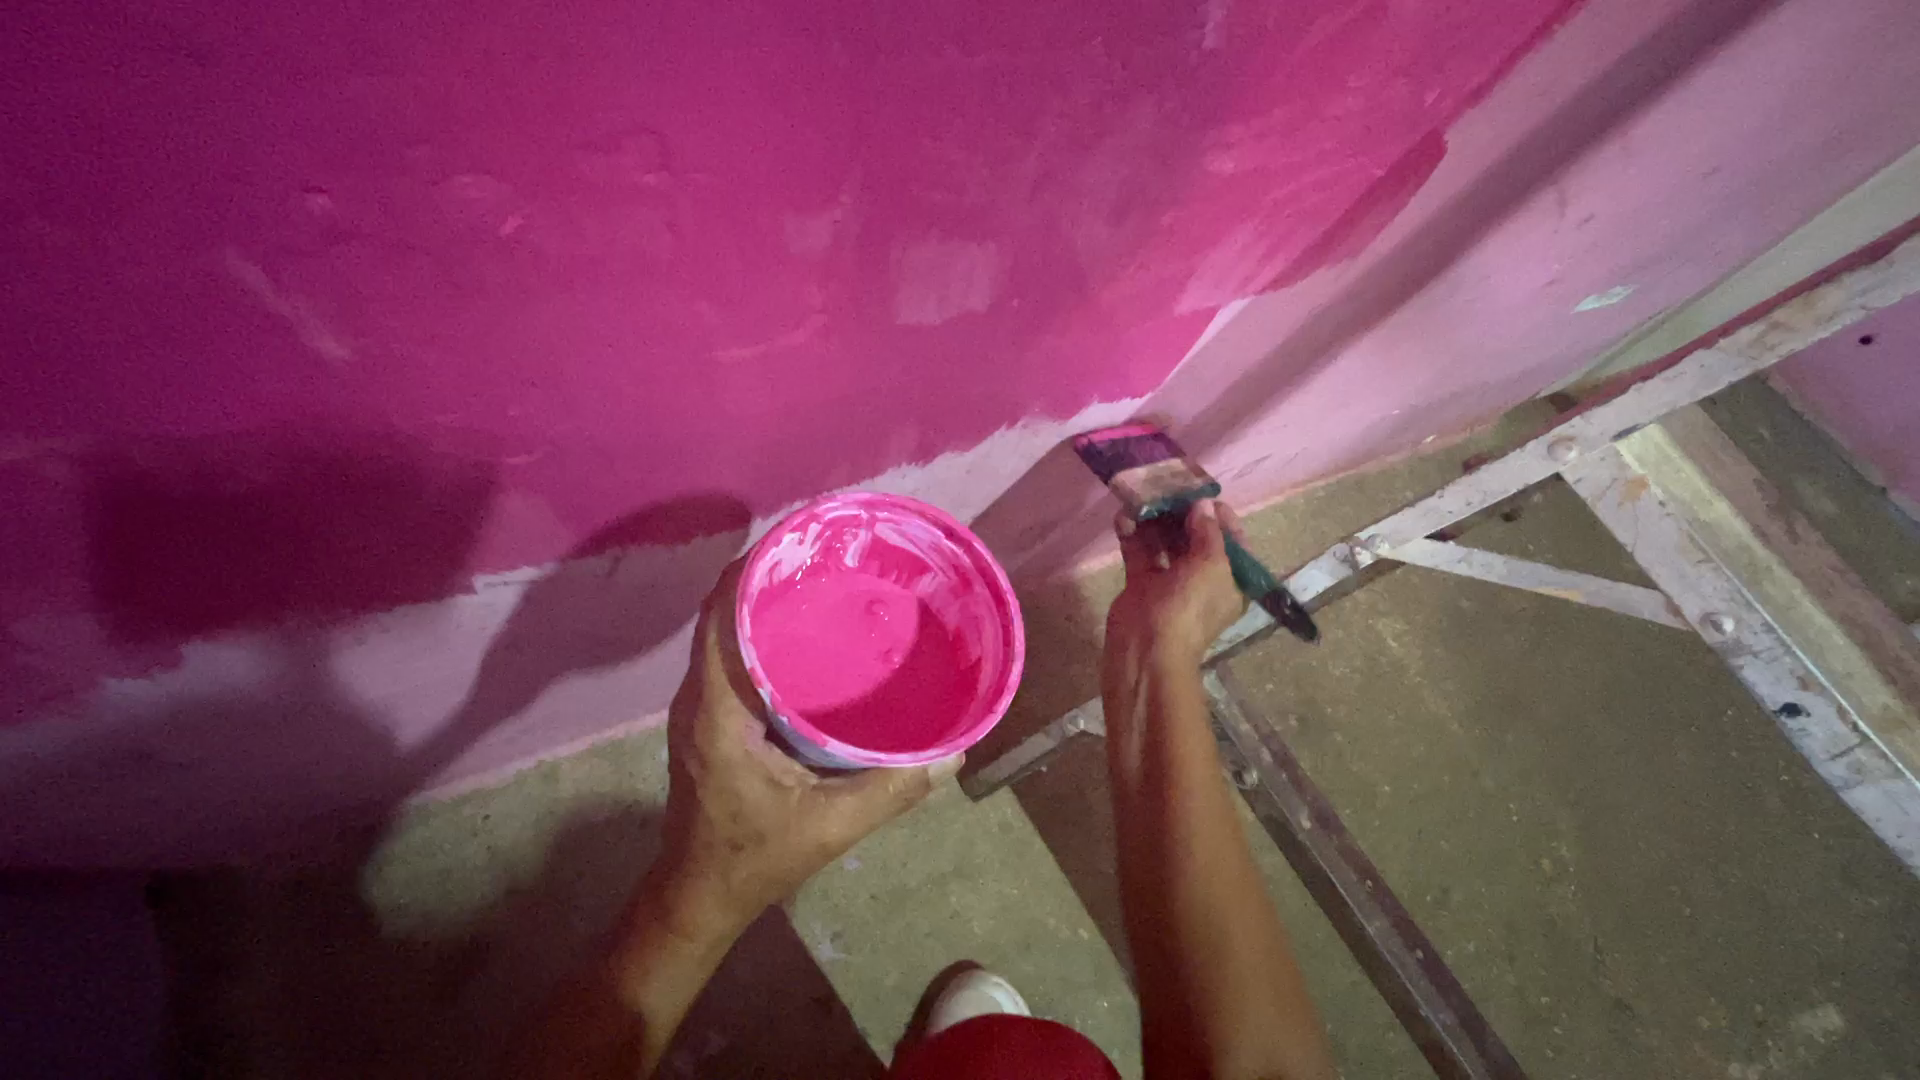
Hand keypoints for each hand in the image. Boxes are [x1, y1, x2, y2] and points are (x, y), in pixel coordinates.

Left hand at [648, 562, 961, 940]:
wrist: (699, 896)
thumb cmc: (756, 860)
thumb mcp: (832, 827)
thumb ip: (893, 789)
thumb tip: (954, 751)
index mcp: (718, 709)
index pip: (721, 614)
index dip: (754, 568)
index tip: (805, 543)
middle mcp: (699, 695)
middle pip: (722, 610)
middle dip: (769, 575)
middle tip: (830, 558)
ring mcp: (700, 705)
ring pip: (724, 629)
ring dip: (763, 600)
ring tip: (823, 582)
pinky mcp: (710, 715)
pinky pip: (730, 653)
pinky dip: (760, 630)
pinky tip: (807, 633)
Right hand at [1105, 499, 1247, 667]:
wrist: (1145, 649)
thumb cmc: (1188, 607)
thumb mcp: (1211, 566)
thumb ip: (1208, 531)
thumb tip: (1203, 504)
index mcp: (1231, 580)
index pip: (1232, 540)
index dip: (1219, 516)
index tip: (1201, 493)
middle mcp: (1203, 579)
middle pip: (1195, 537)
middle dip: (1181, 513)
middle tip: (1167, 488)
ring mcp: (1170, 581)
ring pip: (1164, 542)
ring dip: (1154, 520)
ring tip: (1142, 496)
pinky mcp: (1141, 583)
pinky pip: (1139, 552)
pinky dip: (1132, 534)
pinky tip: (1123, 517)